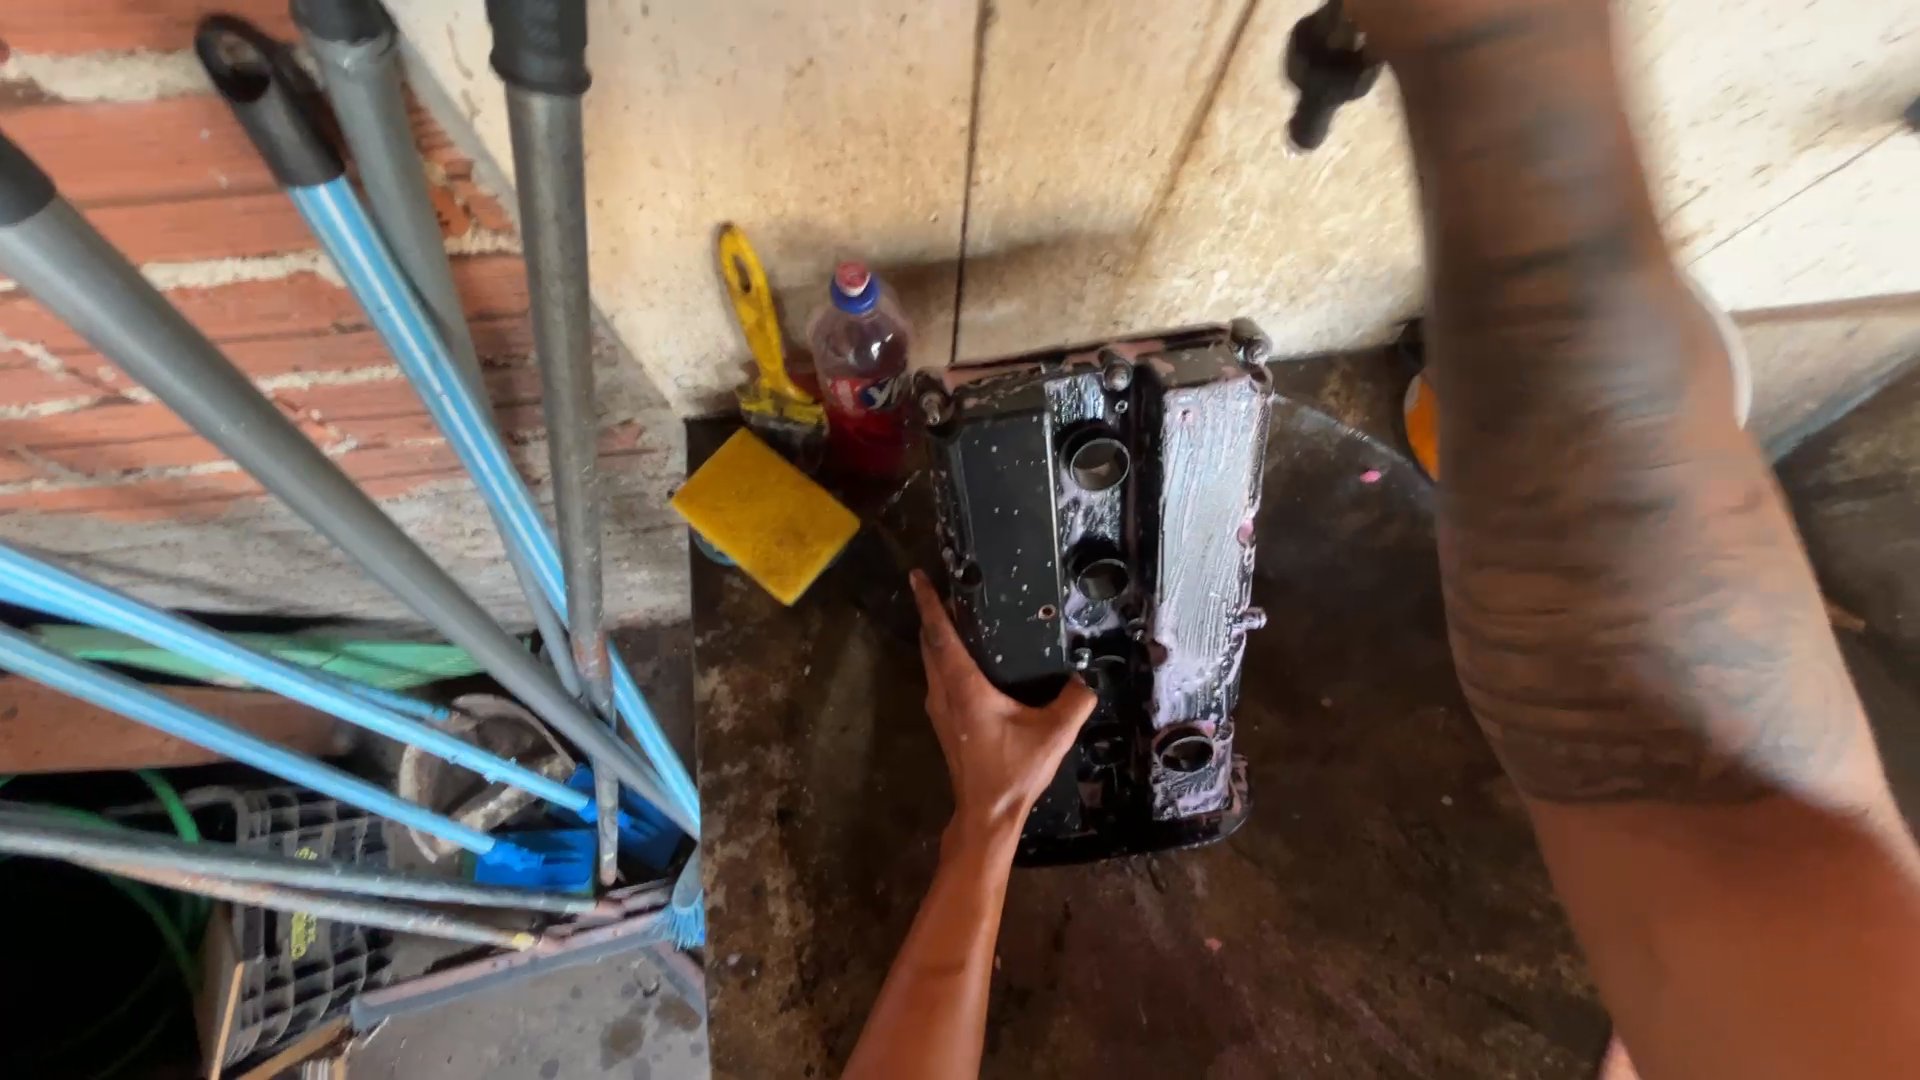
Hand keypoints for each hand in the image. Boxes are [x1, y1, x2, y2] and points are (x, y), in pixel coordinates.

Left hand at [910, 570, 1097, 839]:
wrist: (986, 812)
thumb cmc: (1014, 771)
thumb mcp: (1053, 735)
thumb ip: (1075, 702)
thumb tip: (1089, 678)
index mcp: (964, 688)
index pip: (941, 635)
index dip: (929, 603)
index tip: (917, 576)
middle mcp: (944, 692)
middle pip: (929, 642)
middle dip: (932, 612)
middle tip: (945, 586)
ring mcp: (939, 708)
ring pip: (929, 660)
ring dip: (935, 635)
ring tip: (953, 614)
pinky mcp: (943, 721)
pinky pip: (936, 676)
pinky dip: (941, 656)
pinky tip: (962, 657)